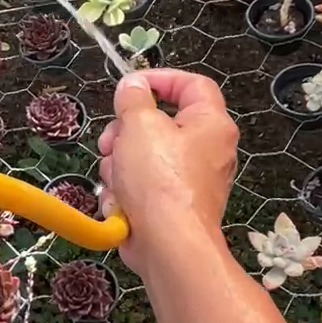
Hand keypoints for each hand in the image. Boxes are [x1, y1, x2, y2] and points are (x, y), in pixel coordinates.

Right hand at [98, 69, 239, 274]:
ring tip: (114, 176)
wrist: (167, 244)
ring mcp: (189, 180)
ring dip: (120, 162)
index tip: (129, 86)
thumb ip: (133, 99)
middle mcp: (207, 150)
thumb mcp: (139, 125)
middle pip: (159, 123)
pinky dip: (126, 188)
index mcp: (211, 124)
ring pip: (144, 155)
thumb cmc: (159, 179)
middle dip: (126, 130)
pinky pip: (143, 183)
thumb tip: (132, 86)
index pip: (192, 84)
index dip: (159, 78)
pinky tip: (120, 199)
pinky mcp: (171, 204)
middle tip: (110, 140)